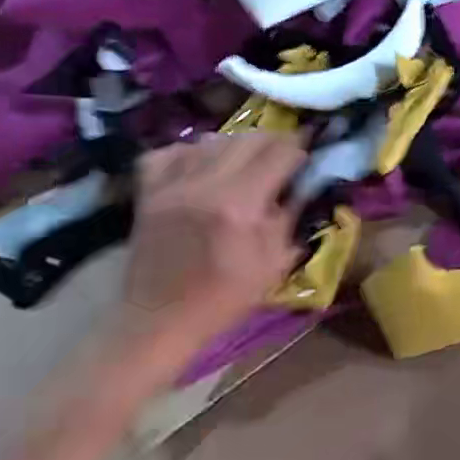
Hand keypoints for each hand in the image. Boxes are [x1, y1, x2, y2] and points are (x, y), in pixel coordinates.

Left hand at [121, 130, 306, 357]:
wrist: (159, 321)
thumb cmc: (225, 296)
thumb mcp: (275, 260)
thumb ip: (291, 214)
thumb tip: (304, 183)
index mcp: (240, 204)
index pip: (280, 153)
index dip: (302, 149)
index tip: (311, 154)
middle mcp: (205, 186)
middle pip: (249, 138)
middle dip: (275, 142)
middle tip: (286, 156)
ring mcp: (171, 187)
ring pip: (213, 140)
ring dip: (237, 145)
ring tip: (248, 161)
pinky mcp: (148, 194)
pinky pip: (169, 153)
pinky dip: (191, 151)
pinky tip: (203, 165)